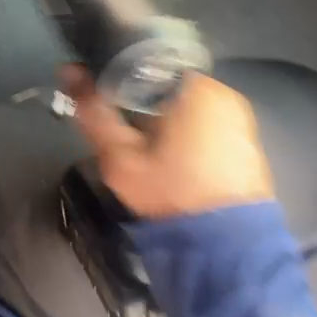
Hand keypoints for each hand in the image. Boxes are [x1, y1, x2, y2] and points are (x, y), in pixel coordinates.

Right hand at [63, 67, 275, 218]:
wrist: (230, 252)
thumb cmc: (172, 195)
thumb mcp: (121, 159)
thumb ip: (93, 113)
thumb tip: (68, 71)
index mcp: (194, 85)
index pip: (143, 64)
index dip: (118, 80)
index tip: (106, 103)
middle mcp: (223, 91)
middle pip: (165, 83)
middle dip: (142, 102)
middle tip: (127, 132)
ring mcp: (240, 116)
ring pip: (186, 103)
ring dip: (165, 116)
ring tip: (149, 147)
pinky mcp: (249, 139)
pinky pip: (207, 121)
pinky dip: (188, 132)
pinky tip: (175, 158)